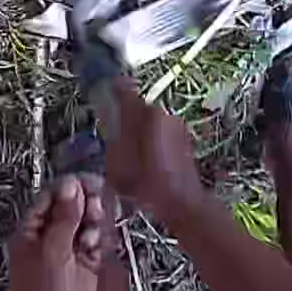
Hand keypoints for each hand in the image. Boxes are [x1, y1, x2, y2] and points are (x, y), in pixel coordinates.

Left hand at [6, 174, 105, 290]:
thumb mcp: (55, 256)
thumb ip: (64, 219)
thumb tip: (71, 183)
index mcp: (31, 233)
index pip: (51, 197)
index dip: (71, 188)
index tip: (94, 184)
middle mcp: (48, 238)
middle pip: (70, 208)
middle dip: (86, 206)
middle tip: (97, 213)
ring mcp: (67, 253)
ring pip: (85, 224)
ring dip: (93, 223)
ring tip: (93, 239)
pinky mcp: (84, 268)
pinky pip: (94, 243)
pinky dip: (99, 241)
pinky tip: (99, 247)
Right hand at [103, 77, 203, 223]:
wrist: (180, 200)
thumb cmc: (144, 181)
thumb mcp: (115, 163)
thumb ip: (111, 140)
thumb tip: (110, 126)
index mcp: (143, 113)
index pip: (124, 91)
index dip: (113, 89)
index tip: (106, 91)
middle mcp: (161, 113)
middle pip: (139, 107)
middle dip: (128, 117)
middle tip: (116, 133)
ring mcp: (176, 124)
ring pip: (152, 120)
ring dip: (143, 130)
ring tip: (133, 151)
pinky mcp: (185, 137)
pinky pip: (164, 132)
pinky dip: (155, 140)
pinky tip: (150, 159)